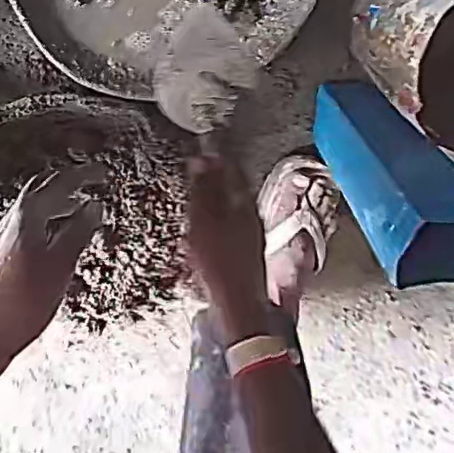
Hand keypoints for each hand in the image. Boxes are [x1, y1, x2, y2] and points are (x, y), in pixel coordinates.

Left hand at [0, 163, 105, 367]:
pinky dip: (50, 218)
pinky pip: (31, 222)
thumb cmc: (21, 303)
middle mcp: (14, 218)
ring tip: (81, 208)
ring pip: (37, 205)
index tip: (102, 172)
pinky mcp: (3, 251)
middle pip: (44, 186)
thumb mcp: (61, 264)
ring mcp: (6, 234)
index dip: (84, 175)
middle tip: (91, 182)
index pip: (61, 182)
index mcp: (28, 214)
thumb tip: (94, 206)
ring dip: (60, 201)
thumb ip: (79, 230)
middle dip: (69, 182)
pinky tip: (59, 236)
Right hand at [185, 152, 268, 336]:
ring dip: (218, 197)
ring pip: (234, 205)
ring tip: (200, 196)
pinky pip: (233, 223)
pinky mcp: (248, 252)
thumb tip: (201, 159)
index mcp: (243, 202)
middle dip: (218, 175)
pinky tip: (208, 226)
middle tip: (200, 167)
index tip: (204, 145)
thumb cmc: (219, 262)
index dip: (216, 154)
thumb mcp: (202, 220)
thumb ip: (203, 188)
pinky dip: (220, 217)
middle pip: (235, 185)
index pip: (231, 167)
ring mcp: (252, 235)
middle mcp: (253, 215)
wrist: (238, 307)